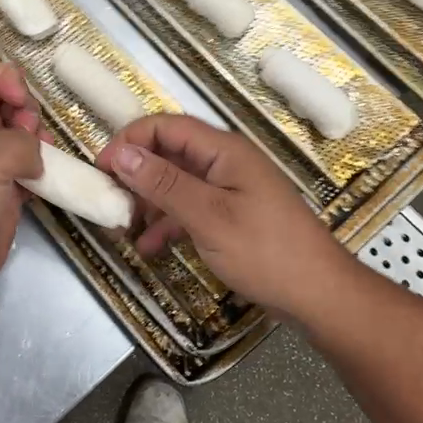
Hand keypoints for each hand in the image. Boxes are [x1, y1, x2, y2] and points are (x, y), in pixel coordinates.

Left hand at [0, 63, 45, 309]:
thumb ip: (21, 142)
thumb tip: (36, 156)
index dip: (6, 80)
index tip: (22, 103)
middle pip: (6, 107)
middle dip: (28, 113)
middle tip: (32, 136)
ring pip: (21, 142)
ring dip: (40, 145)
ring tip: (45, 161)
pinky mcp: (3, 200)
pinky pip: (29, 175)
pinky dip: (44, 175)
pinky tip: (50, 183)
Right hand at [98, 114, 352, 317]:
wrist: (320, 296)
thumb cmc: (267, 252)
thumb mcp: (208, 217)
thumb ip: (163, 183)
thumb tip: (121, 154)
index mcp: (223, 150)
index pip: (165, 126)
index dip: (129, 141)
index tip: (101, 168)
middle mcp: (224, 162)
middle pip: (168, 152)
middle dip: (135, 172)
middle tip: (107, 199)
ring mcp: (229, 189)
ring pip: (175, 182)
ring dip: (147, 200)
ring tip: (121, 226)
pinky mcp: (231, 215)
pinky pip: (189, 208)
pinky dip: (166, 222)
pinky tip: (149, 246)